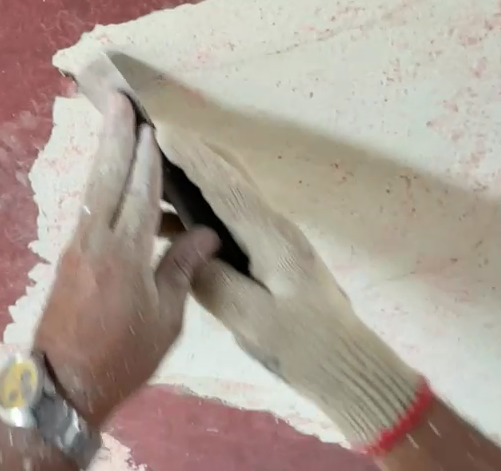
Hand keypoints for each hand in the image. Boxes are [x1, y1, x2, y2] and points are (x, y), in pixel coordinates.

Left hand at [31, 91, 218, 424]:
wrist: (65, 380)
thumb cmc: (124, 354)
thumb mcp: (166, 319)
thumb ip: (181, 269)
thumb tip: (205, 232)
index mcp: (126, 254)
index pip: (141, 194)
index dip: (148, 158)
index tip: (152, 124)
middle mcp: (97, 237)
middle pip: (108, 175)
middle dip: (115, 134)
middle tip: (119, 98)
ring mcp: (78, 240)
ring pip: (94, 184)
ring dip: (105, 148)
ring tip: (113, 117)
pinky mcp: (70, 248)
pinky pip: (88, 202)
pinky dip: (99, 177)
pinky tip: (106, 165)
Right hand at [158, 127, 427, 453]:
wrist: (350, 371)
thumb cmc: (306, 348)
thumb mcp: (253, 322)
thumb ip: (213, 282)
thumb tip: (182, 251)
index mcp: (269, 236)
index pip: (224, 184)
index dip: (191, 155)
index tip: (160, 129)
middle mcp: (271, 224)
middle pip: (228, 172)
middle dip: (191, 151)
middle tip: (151, 141)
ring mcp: (271, 235)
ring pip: (227, 189)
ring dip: (191, 176)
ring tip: (149, 176)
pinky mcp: (266, 250)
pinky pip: (226, 212)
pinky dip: (196, 204)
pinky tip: (165, 220)